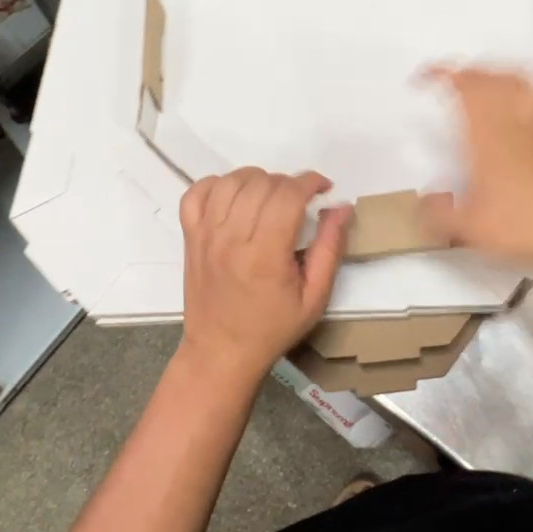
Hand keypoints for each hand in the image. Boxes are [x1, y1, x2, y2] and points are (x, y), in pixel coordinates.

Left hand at [178, 169, 349, 378]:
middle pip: (262, 183)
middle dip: (288, 183)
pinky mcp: (190, 236)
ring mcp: (206, 235)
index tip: (323, 189)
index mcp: (265, 255)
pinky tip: (235, 197)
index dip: (310, 182)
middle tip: (299, 202)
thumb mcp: (315, 297)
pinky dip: (218, 185)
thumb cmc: (272, 328)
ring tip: (270, 196)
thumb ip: (330, 248)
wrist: (220, 352)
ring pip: (231, 181)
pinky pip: (197, 193)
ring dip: (257, 179)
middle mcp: (232, 238)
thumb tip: (342, 207)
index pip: (288, 195)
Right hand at [423, 67, 532, 268]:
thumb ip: (440, 214)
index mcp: (485, 133)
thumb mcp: (469, 225)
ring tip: (494, 79)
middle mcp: (513, 121)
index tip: (423, 77)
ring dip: (505, 74)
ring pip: (524, 84)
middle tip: (456, 78)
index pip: (462, 88)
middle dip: (471, 71)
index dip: (440, 74)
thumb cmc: (521, 221)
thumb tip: (424, 203)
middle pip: (494, 78)